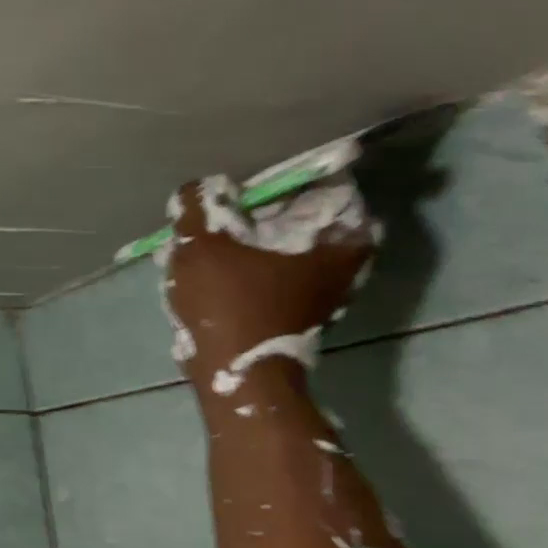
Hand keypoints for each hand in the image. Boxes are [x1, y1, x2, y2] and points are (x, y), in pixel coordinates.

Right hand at [158, 174, 379, 386]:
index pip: (321, 178)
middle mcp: (348, 257)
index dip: (276, 175)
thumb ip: (199, 202)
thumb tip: (205, 188)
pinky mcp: (302, 308)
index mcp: (344, 234)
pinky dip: (248, 265)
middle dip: (255, 210)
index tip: (240, 182)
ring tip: (204, 241)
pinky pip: (274, 269)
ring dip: (246, 238)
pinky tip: (212, 270)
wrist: (235, 372)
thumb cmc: (227, 301)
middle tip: (216, 211)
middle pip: (299, 213)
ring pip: (283, 243)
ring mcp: (327, 286)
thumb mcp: (200, 240)